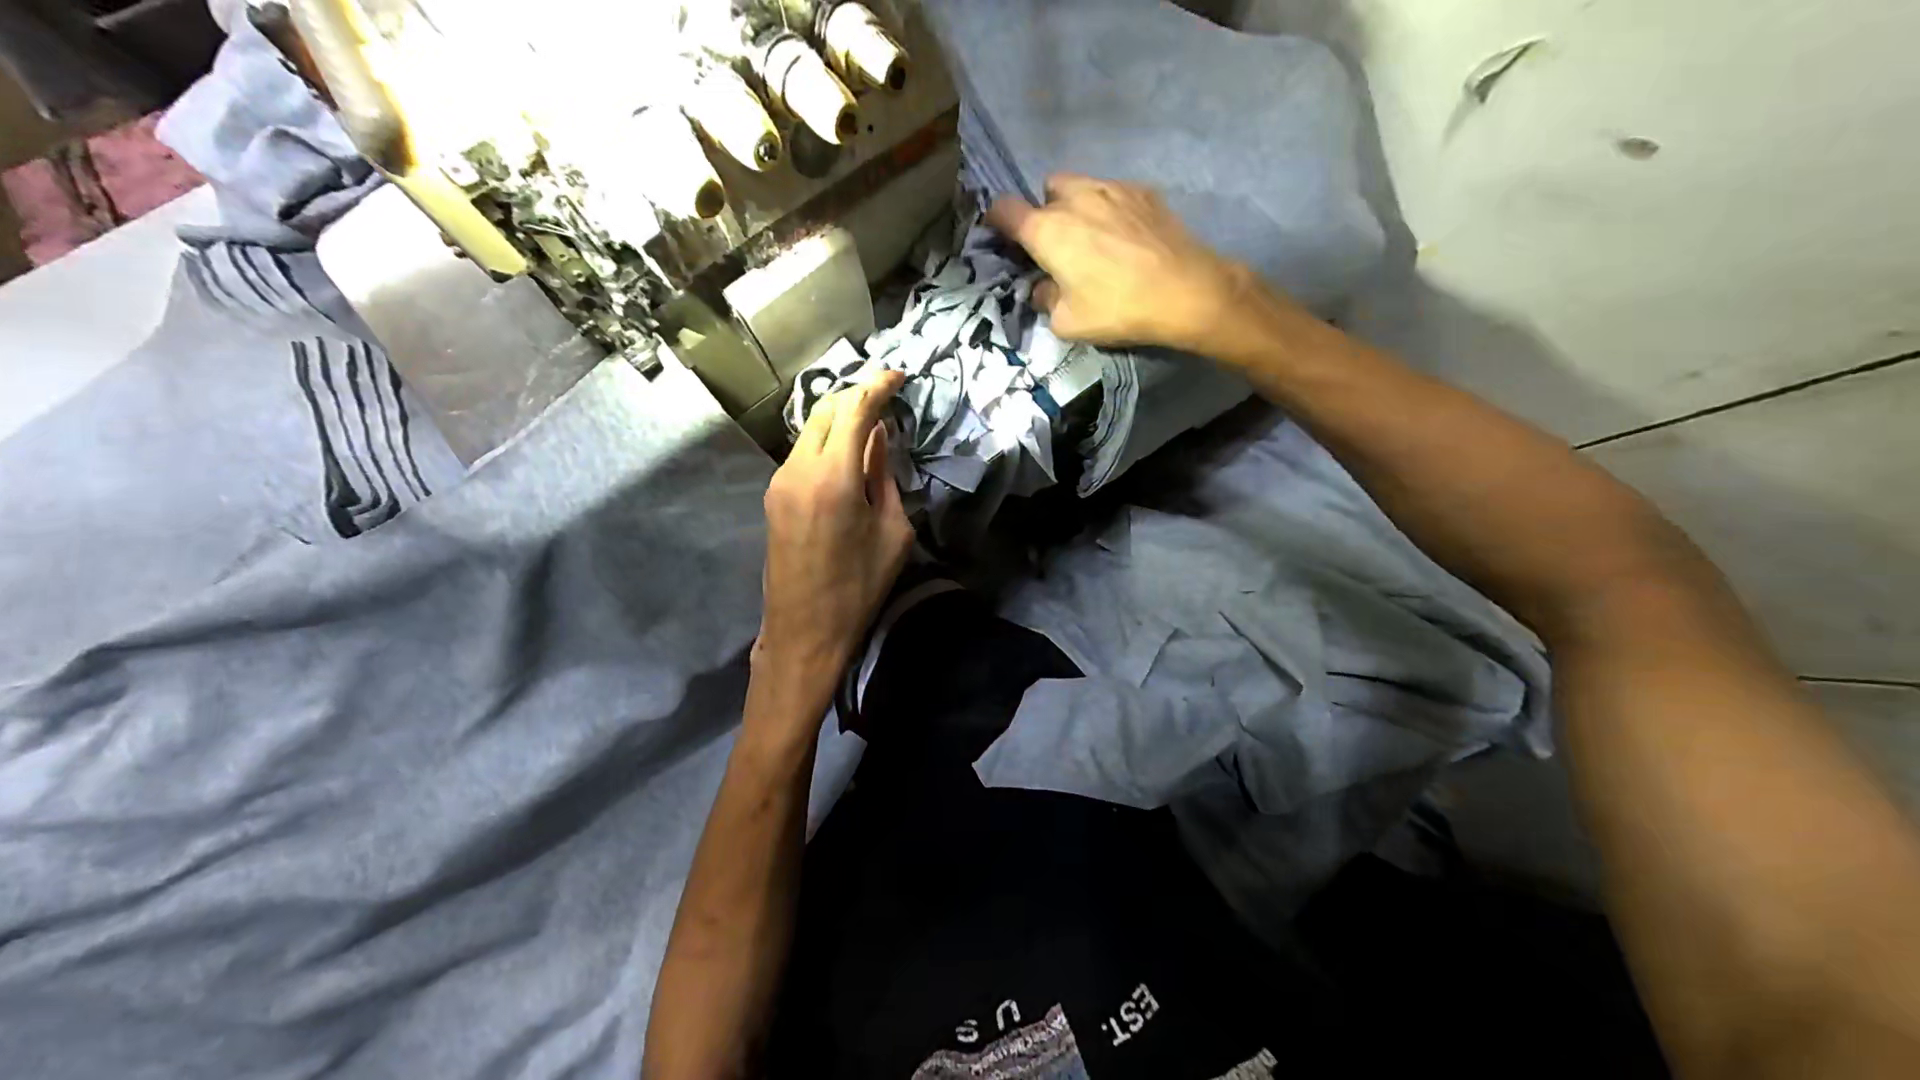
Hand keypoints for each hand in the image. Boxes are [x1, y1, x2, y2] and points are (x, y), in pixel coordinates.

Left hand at [755, 370, 914, 703]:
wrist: (804, 631)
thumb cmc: (859, 588)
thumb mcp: (892, 533)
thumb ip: (884, 476)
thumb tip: (879, 437)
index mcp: (834, 477)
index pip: (854, 409)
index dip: (878, 385)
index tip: (899, 376)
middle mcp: (799, 468)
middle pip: (826, 409)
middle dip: (856, 394)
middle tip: (885, 395)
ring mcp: (780, 481)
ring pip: (811, 429)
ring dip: (839, 417)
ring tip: (870, 422)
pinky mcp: (773, 496)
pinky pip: (802, 452)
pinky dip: (826, 441)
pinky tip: (846, 452)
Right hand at [984, 174, 1258, 351]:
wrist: (1185, 291)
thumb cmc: (1118, 308)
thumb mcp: (1067, 322)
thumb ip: (1045, 300)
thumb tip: (1044, 287)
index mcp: (1047, 230)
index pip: (1004, 210)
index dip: (996, 221)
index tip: (1001, 237)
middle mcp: (1074, 198)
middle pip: (1044, 193)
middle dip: (1043, 214)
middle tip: (1056, 245)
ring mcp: (1111, 188)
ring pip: (1078, 185)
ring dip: (1075, 205)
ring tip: (1091, 236)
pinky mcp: (1142, 191)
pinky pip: (1111, 192)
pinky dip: (1108, 208)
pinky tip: (1124, 235)